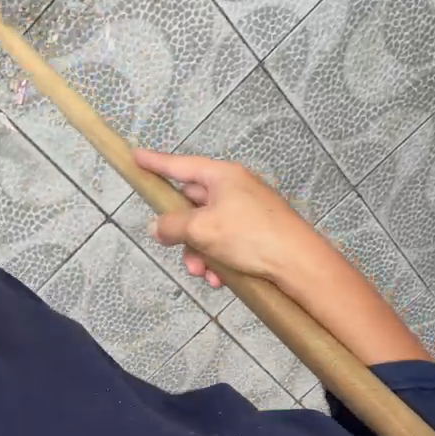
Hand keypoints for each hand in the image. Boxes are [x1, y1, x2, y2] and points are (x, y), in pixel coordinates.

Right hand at [133, 149, 325, 286]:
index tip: (136, 156)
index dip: (155, 163)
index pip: (180, 165)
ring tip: (203, 272)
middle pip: (190, 205)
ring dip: (197, 254)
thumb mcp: (201, 229)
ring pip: (204, 231)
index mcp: (222, 177)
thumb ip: (171, 225)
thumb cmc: (252, 236)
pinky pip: (223, 244)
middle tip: (171, 246)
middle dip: (179, 233)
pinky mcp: (255, 234)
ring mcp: (245, 212)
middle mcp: (234, 190)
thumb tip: (157, 227)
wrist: (298, 263)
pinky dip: (216, 261)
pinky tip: (219, 279)